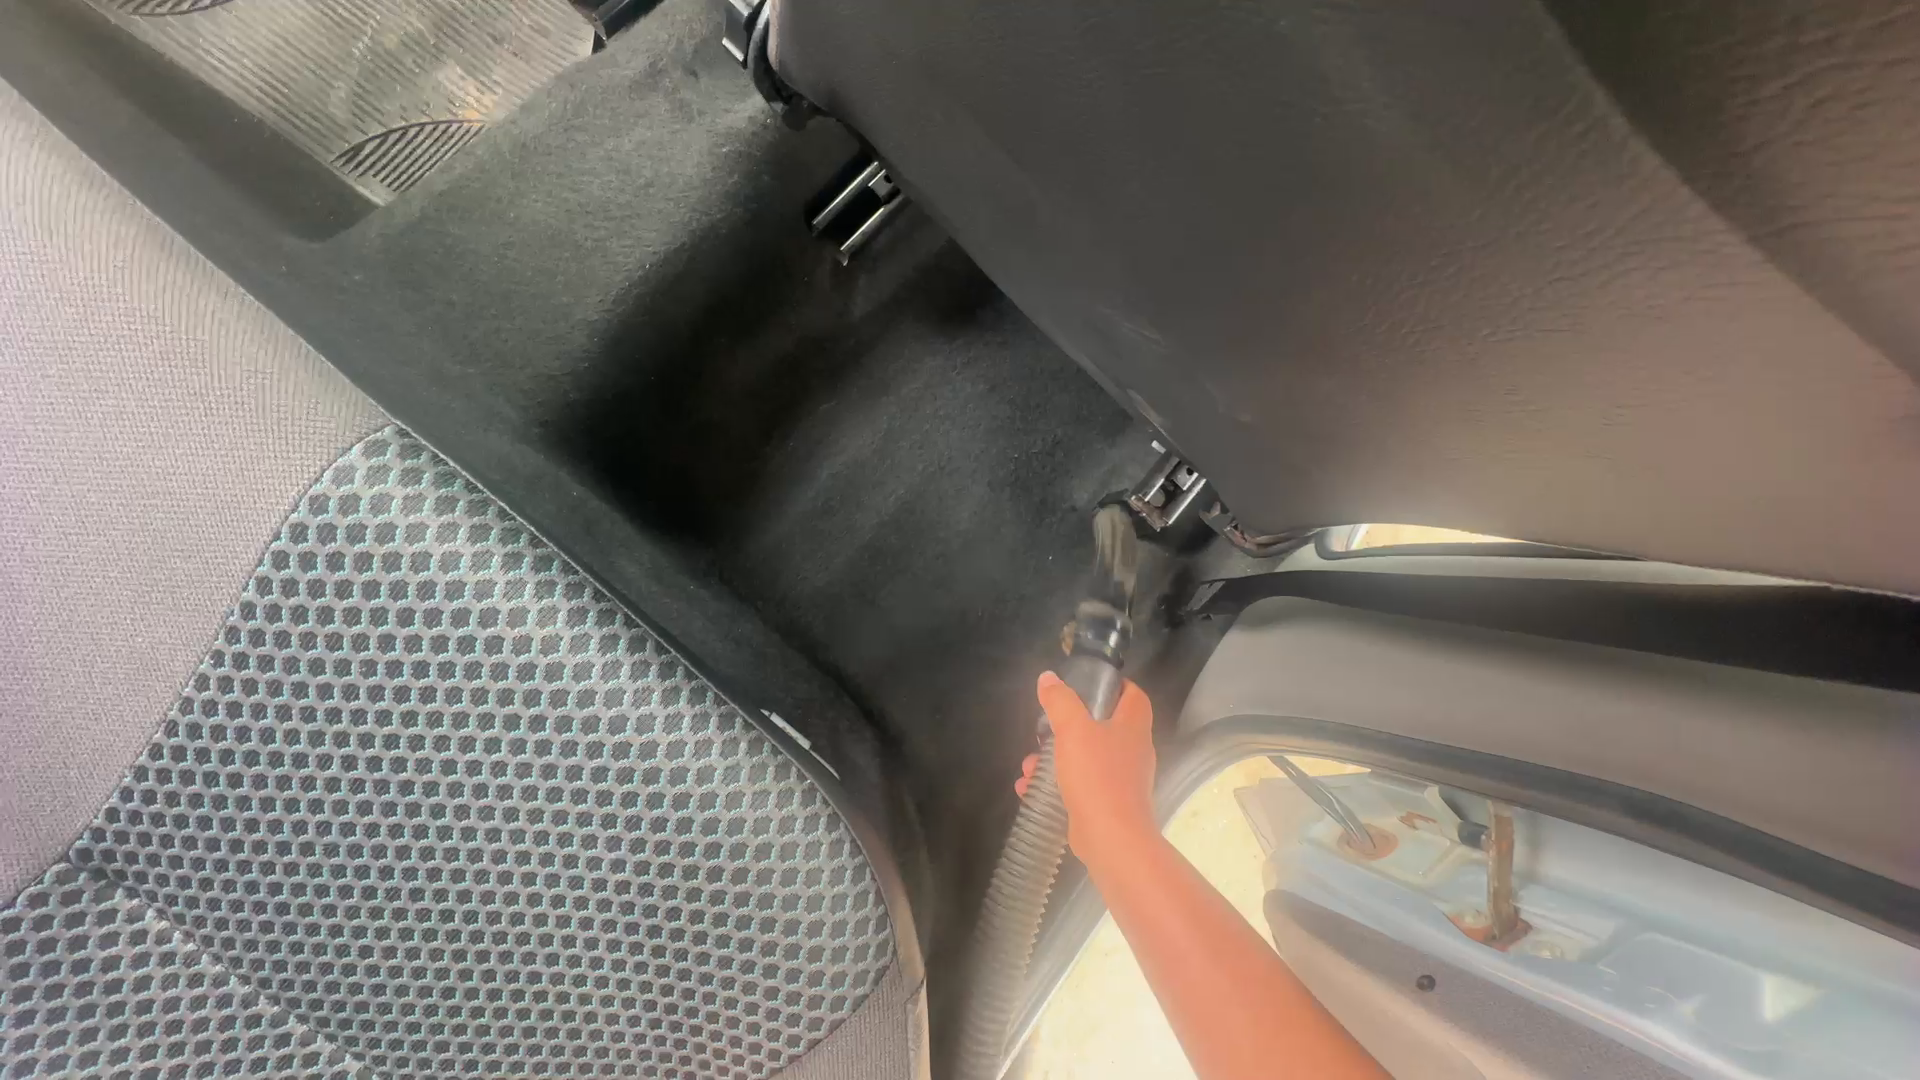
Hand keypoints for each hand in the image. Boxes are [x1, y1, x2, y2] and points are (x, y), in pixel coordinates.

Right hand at [1022, 671, 1157, 864]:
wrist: (1112, 840)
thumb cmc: (1097, 776)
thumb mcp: (1073, 730)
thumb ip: (1060, 701)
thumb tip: (1048, 678)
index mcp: (1133, 726)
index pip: (1132, 694)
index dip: (1113, 685)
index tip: (1085, 685)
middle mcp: (1133, 750)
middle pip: (1103, 726)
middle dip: (1068, 727)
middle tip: (1045, 729)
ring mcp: (1122, 780)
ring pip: (1086, 758)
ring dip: (1055, 759)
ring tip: (1029, 766)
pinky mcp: (1108, 804)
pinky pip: (1080, 785)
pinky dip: (1056, 784)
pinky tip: (1029, 789)